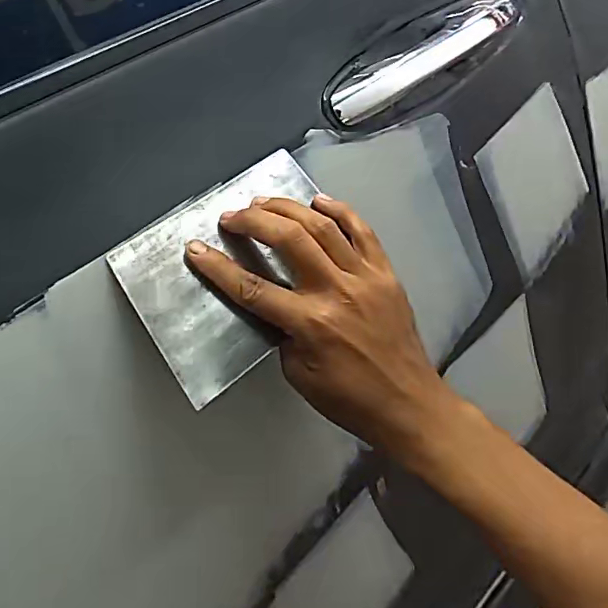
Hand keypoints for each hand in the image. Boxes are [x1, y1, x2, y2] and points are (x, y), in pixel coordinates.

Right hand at [184, 194, 461, 456]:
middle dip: (253, 221)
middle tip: (231, 217)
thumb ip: (280, 330)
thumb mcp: (298, 372)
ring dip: (287, 208)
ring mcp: (365, 278)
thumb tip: (268, 299)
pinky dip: (339, 210)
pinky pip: (362, 231)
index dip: (218, 267)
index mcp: (311, 324)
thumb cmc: (349, 398)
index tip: (196, 249)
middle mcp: (337, 293)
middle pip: (287, 240)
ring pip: (321, 226)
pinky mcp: (386, 273)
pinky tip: (317, 201)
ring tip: (263, 202)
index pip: (253, 288)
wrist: (411, 406)